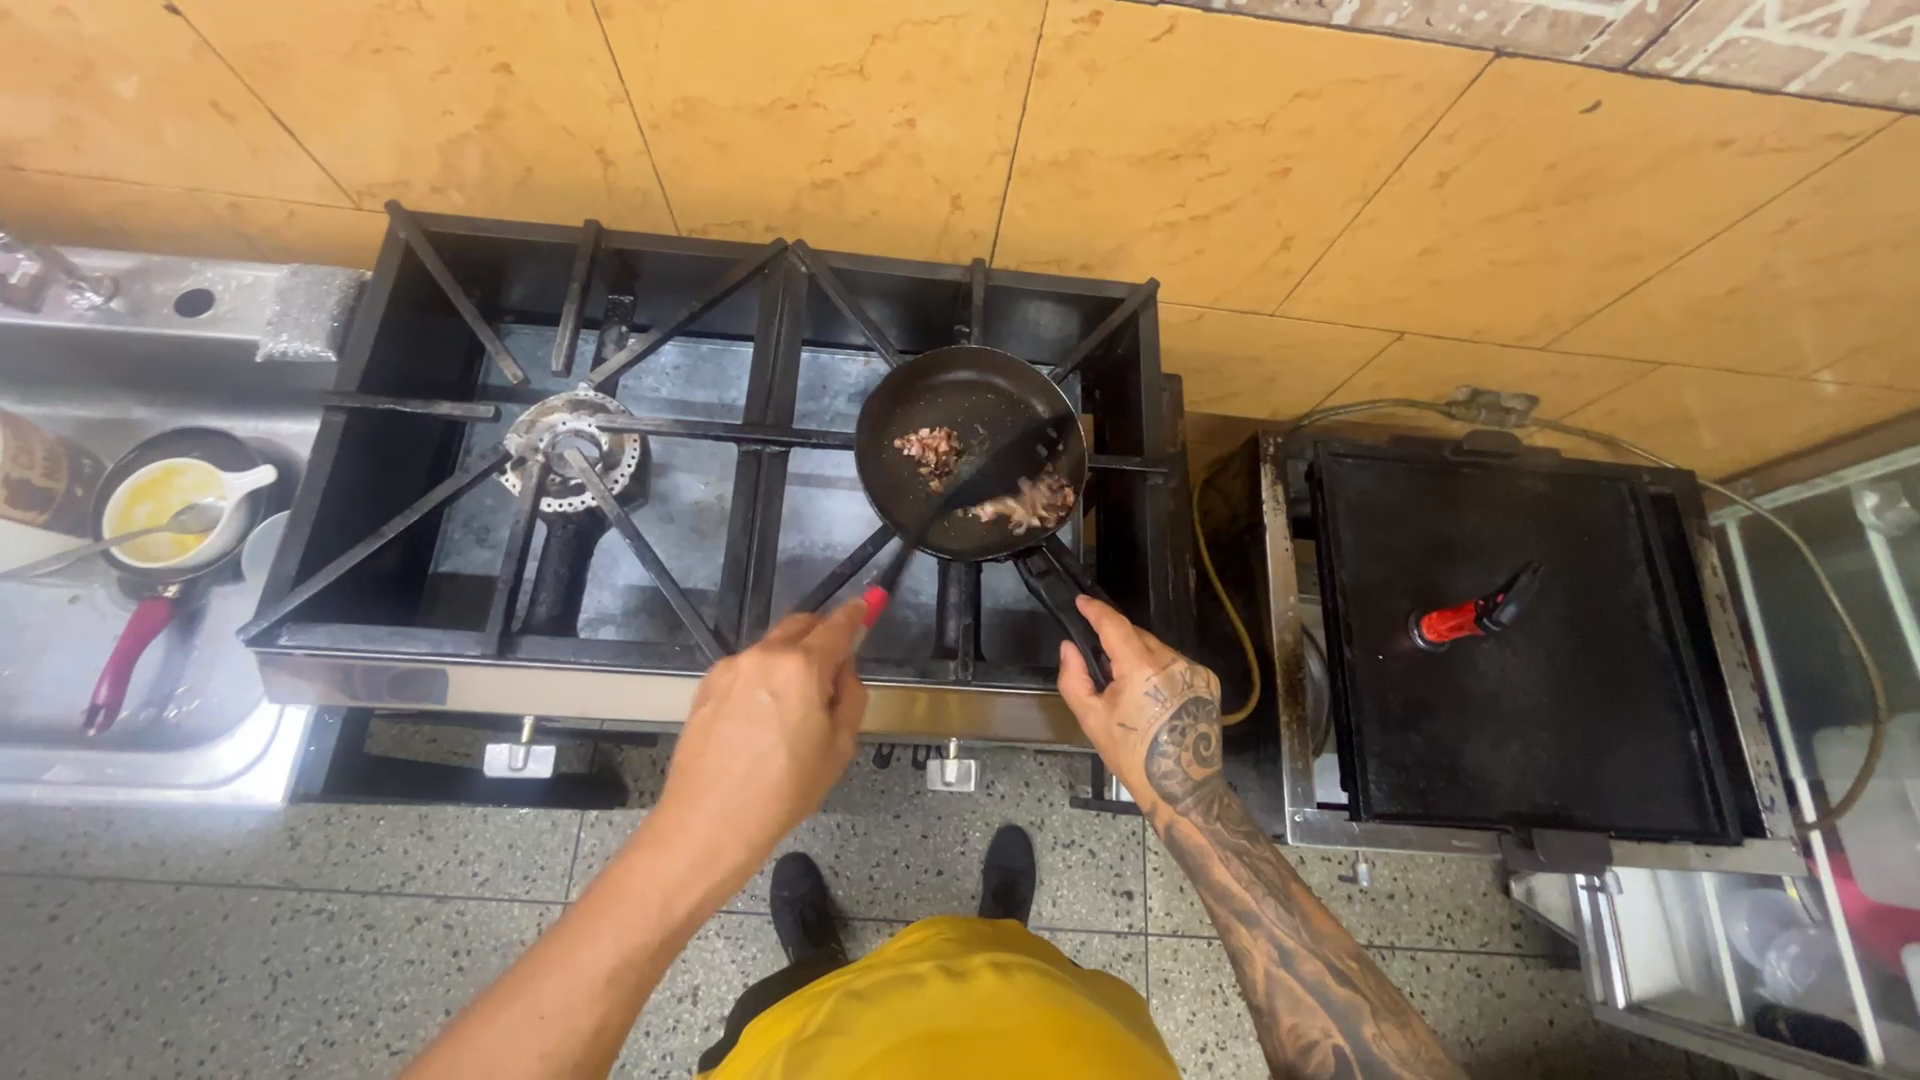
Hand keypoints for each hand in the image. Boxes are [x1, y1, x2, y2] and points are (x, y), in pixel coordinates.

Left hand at [657, 600, 868, 876]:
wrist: (709, 822)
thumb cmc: (783, 791)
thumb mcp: (839, 747)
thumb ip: (850, 695)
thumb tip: (843, 670)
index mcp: (802, 667)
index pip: (837, 626)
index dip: (856, 614)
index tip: (867, 604)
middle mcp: (764, 656)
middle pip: (800, 625)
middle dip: (821, 633)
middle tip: (836, 663)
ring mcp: (730, 668)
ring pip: (772, 647)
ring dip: (791, 659)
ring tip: (795, 706)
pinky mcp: (707, 686)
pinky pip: (747, 668)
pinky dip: (764, 677)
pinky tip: (763, 717)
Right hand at [1057, 595, 1223, 817]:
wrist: (1181, 787)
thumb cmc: (1132, 755)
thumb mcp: (1091, 719)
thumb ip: (1073, 677)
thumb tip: (1070, 647)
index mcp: (1141, 669)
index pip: (1115, 624)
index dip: (1096, 610)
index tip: (1081, 601)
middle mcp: (1172, 662)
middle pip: (1137, 635)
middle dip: (1115, 639)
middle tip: (1097, 658)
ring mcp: (1193, 671)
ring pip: (1156, 649)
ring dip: (1137, 655)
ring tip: (1124, 684)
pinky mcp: (1207, 682)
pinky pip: (1173, 663)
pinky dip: (1157, 668)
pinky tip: (1148, 694)